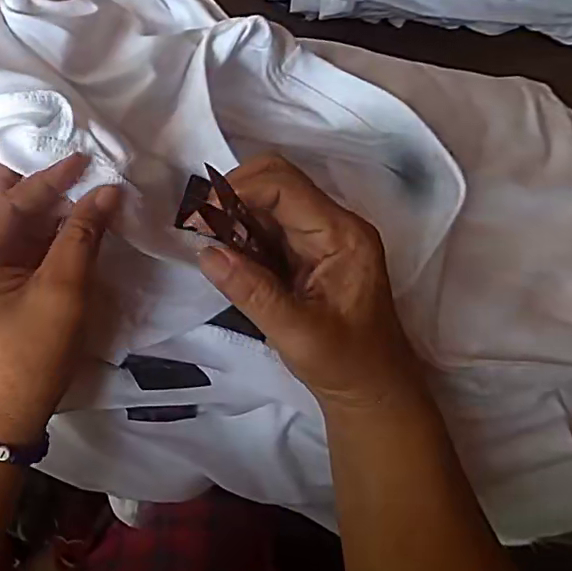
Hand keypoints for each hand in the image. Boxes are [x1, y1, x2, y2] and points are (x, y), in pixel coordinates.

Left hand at [0, 153, 120, 443]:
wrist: (17, 405)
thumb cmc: (35, 352)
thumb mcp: (63, 292)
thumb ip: (82, 237)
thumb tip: (107, 191)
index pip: (6, 204)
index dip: (46, 180)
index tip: (82, 159)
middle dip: (32, 176)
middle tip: (71, 157)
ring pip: (10, 213)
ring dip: (43, 197)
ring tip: (79, 176)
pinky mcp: (0, 273)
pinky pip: (21, 234)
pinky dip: (46, 219)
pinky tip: (72, 206)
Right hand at [195, 154, 421, 407]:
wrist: (374, 390)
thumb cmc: (346, 364)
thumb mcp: (297, 334)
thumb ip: (252, 292)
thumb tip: (206, 253)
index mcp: (342, 236)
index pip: (284, 186)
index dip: (237, 191)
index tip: (200, 219)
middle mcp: (332, 225)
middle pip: (275, 179)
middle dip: (231, 194)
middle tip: (198, 225)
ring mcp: (318, 236)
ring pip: (266, 198)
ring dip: (231, 212)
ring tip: (203, 238)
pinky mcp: (303, 250)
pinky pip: (264, 224)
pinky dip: (237, 230)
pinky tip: (222, 253)